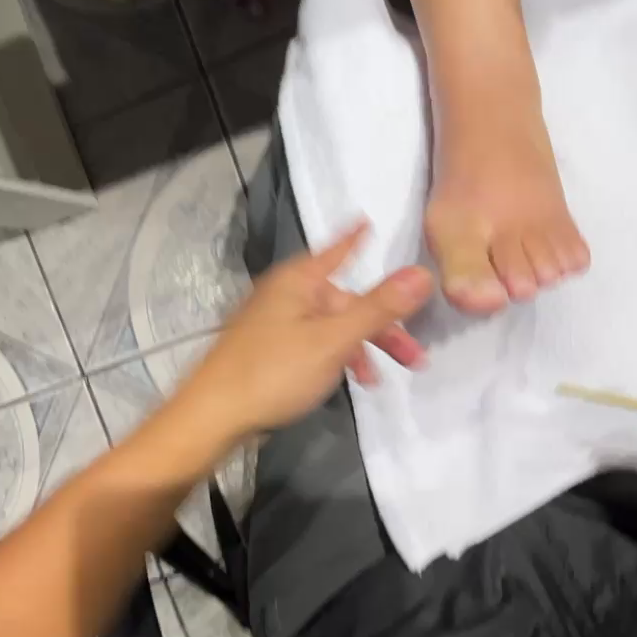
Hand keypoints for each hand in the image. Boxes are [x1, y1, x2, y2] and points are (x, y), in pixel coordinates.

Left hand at [174, 223, 433, 443]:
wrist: (213, 416)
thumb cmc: (274, 372)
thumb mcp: (334, 340)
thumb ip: (379, 308)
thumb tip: (423, 273)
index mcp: (299, 281)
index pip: (337, 250)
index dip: (355, 239)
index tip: (368, 220)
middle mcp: (286, 295)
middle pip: (344, 300)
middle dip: (380, 326)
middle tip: (414, 357)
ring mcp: (274, 325)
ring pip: (331, 327)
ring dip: (361, 348)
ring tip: (379, 380)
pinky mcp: (268, 353)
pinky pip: (314, 345)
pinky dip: (336, 358)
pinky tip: (346, 382)